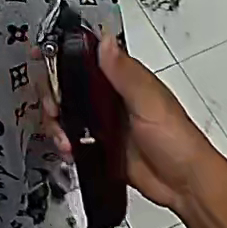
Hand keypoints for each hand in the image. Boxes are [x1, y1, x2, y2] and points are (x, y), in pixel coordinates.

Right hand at [33, 34, 225, 212]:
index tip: (42, 56)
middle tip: (53, 106)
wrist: (184, 185)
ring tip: (64, 136)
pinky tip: (69, 149)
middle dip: (53, 93)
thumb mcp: (149, 102)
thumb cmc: (178, 140)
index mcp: (124, 77)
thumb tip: (106, 41)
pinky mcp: (99, 145)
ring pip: (66, 112)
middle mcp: (112, 96)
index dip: (62, 55)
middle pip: (68, 84)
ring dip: (57, 121)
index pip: (86, 57)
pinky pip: (71, 138)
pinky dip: (63, 142)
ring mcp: (104, 121)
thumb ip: (124, 73)